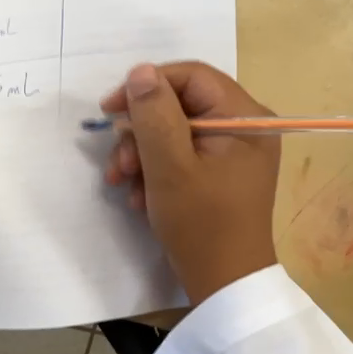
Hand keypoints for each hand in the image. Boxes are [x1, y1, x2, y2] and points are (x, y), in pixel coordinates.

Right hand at [101, 62, 280, 304]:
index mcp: (244, 117)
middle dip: (140, 132)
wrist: (223, 281)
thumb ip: (153, 116)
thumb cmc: (201, 223)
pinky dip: (153, 172)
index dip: (146, 87)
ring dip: (140, 155)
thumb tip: (140, 72)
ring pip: (172, 134)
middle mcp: (243, 127)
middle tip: (117, 163)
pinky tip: (138, 197)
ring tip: (123, 184)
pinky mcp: (217, 175)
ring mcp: (231, 153)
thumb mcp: (169, 167)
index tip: (108, 111)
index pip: (190, 78)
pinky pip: (178, 157)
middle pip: (179, 106)